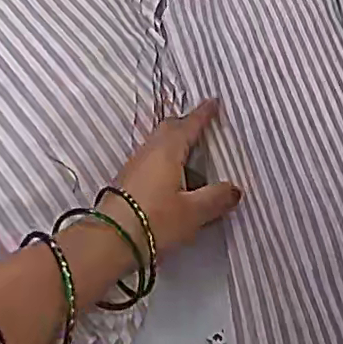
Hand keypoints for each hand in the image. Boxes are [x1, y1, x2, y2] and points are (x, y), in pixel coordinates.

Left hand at [109, 99, 241, 255]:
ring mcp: (135, 166)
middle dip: (186, 125)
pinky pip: (151, 160)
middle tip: (203, 128)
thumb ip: (216, 198)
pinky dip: (166, 161)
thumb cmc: (154, 221)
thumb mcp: (193, 212)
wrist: (108, 241)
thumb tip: (234, 189)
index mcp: (168, 150)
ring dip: (175, 145)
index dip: (203, 114)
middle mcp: (150, 151)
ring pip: (158, 144)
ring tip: (192, 158)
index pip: (189, 125)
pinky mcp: (126, 182)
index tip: (213, 102)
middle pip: (169, 129)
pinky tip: (173, 179)